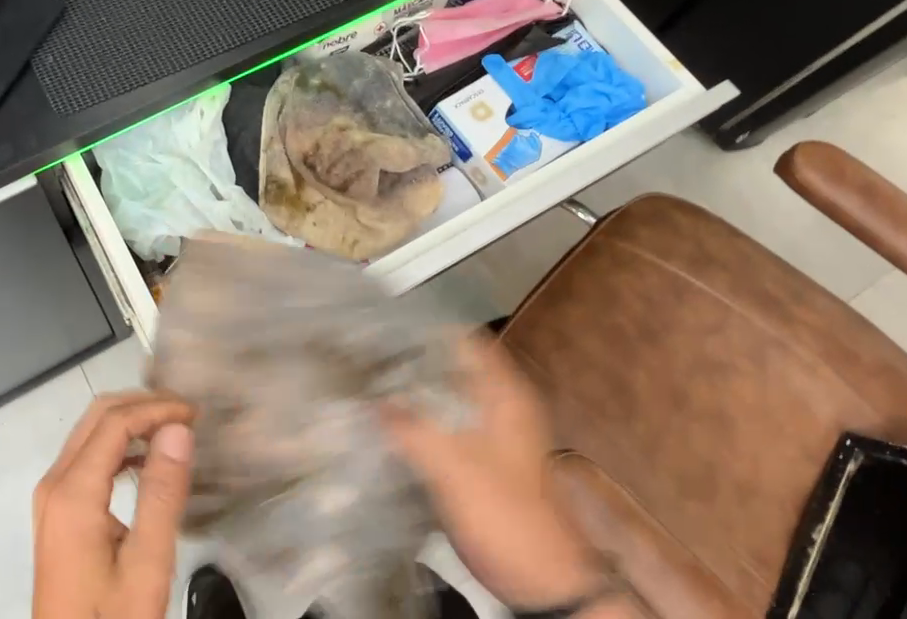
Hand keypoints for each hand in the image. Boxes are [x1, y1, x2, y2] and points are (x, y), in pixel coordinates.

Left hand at [33, 393, 196, 618]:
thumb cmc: (112, 618)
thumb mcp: (146, 565)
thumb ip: (162, 494)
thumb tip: (178, 429)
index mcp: (72, 492)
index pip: (115, 422)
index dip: (157, 409)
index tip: (197, 415)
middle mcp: (54, 483)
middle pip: (97, 417)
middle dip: (143, 405)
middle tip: (187, 414)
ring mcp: (51, 497)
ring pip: (90, 433)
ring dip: (131, 421)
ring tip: (174, 431)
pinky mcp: (57, 512)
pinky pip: (87, 457)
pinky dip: (118, 446)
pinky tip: (148, 461)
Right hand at [384, 336, 610, 611]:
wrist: (543, 582)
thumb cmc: (506, 515)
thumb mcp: (452, 467)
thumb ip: (409, 426)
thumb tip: (369, 400)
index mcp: (505, 395)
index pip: (464, 340)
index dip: (426, 329)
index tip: (383, 324)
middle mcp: (501, 407)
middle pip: (450, 368)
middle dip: (410, 361)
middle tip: (364, 353)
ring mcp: (492, 437)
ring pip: (444, 399)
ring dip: (411, 393)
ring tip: (366, 382)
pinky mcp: (480, 464)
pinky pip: (442, 429)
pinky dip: (417, 422)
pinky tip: (384, 425)